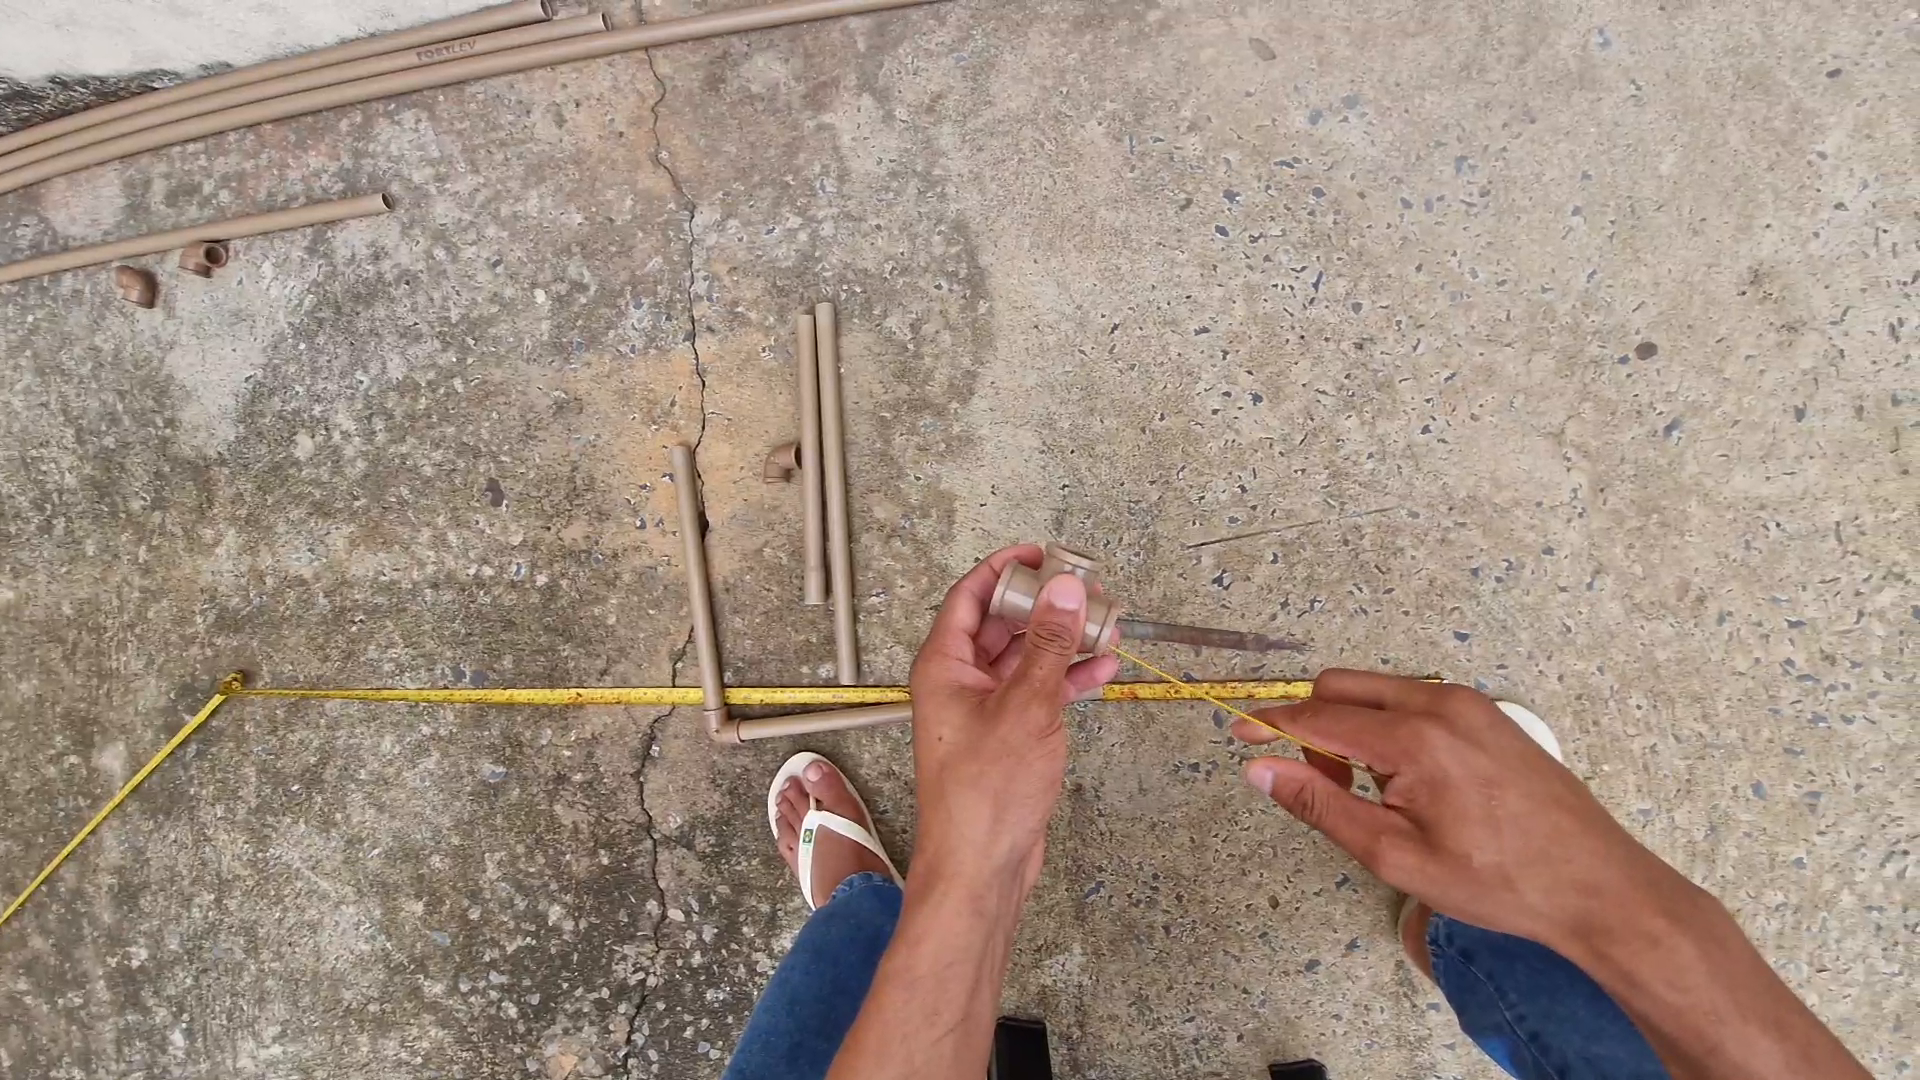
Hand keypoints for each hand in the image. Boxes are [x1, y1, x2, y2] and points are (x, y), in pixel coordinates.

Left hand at [907, 545, 1118, 895]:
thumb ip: (1047, 644)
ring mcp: (985, 707)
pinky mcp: (1008, 733)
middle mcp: (960, 680)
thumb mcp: (1024, 705)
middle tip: (1086, 589)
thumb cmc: (987, 788)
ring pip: (1025, 658)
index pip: (970, 595)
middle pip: (1002, 624)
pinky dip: (1066, 679)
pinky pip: (1037, 691)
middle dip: (1044, 605)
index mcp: (944, 664)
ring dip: (1062, 641)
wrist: (982, 865)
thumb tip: (1065, 587)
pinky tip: (1102, 668)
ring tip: (1107, 624)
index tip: (1041, 553)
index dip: (1003, 568)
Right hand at [1234, 670, 1692, 952]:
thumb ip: (1318, 805)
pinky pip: (1406, 697)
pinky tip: (1403, 775)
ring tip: (1366, 786)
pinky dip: (1382, 724)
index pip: (1314, 716)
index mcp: (1413, 738)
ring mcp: (1465, 701)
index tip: (1237, 734)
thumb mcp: (1395, 855)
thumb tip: (1259, 771)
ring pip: (1370, 689)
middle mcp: (1437, 702)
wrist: (1606, 891)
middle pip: (1337, 687)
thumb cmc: (1499, 882)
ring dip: (1346, 725)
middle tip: (1319, 780)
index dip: (1268, 724)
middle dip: (1309, 724)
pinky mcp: (1483, 709)